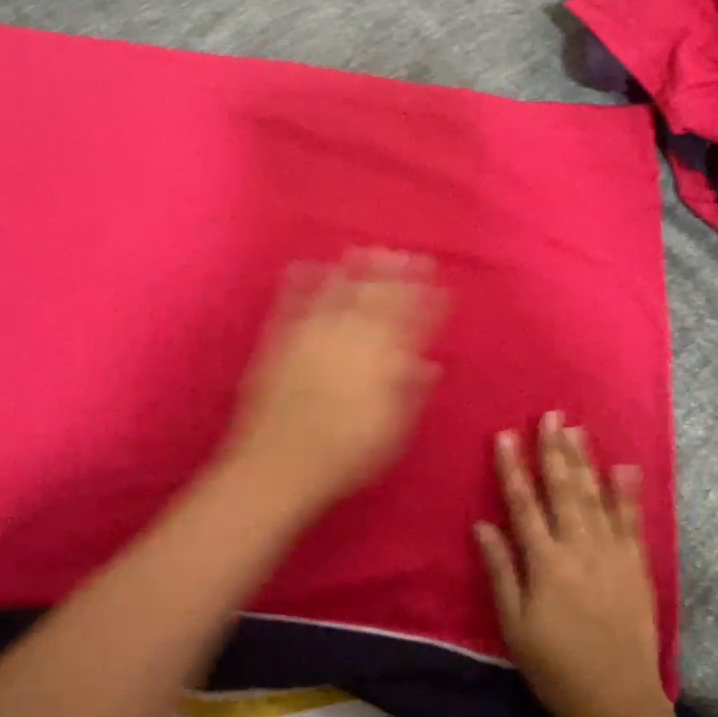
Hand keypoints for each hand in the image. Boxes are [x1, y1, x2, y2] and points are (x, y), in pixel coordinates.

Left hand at [222, 248, 445, 513]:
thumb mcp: (391, 433)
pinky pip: (292, 301)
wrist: (276, 466)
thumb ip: (411, 393)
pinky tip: (309, 264)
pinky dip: (303, 280)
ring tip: (369, 250)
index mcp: (382, 362)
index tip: (440, 281)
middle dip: (398, 274)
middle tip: (411, 254)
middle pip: (378, 298)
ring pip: (339, 291)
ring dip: (357, 269)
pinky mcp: (279, 338)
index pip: (411, 321)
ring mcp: (312, 334)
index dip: (427, 298)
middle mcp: (350, 339)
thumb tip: (430, 363)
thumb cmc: (343, 459)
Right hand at [475, 412, 681, 716]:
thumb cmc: (556, 665)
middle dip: (554, 450)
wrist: (618, 698)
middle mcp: (579, 548)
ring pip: (596, 496)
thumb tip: (482, 524)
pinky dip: (628, 493)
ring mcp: (613, 554)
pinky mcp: (637, 566)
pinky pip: (632, 521)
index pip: (524, 504)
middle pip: (563, 489)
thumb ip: (500, 571)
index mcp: (545, 562)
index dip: (512, 467)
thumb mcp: (514, 626)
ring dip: (585, 460)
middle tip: (550, 414)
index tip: (505, 434)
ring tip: (577, 428)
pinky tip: (624, 467)